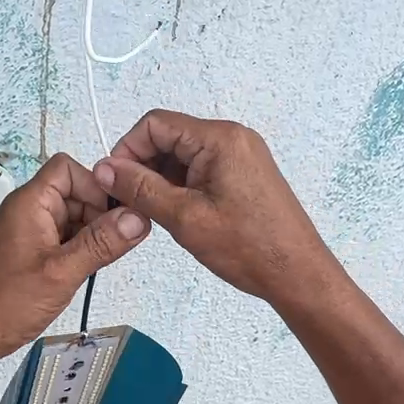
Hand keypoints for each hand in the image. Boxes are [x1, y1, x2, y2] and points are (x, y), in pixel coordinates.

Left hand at [0, 154, 150, 364]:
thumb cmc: (7, 302)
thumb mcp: (62, 271)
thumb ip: (101, 243)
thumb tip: (137, 218)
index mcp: (30, 202)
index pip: (67, 168)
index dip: (95, 186)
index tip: (114, 216)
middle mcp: (29, 208)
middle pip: (76, 191)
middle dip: (98, 214)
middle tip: (112, 246)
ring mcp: (31, 228)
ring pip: (74, 214)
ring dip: (92, 233)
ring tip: (97, 261)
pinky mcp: (34, 248)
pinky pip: (65, 234)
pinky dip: (81, 247)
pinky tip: (86, 268)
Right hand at [94, 110, 338, 308]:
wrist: (300, 278)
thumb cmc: (247, 247)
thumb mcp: (183, 217)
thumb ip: (139, 188)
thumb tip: (102, 168)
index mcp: (219, 138)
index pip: (154, 124)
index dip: (127, 149)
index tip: (115, 182)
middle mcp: (231, 137)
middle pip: (167, 136)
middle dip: (143, 165)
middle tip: (130, 201)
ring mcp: (239, 153)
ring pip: (180, 153)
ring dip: (160, 177)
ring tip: (153, 211)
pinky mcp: (243, 171)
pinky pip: (198, 166)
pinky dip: (179, 184)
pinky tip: (175, 211)